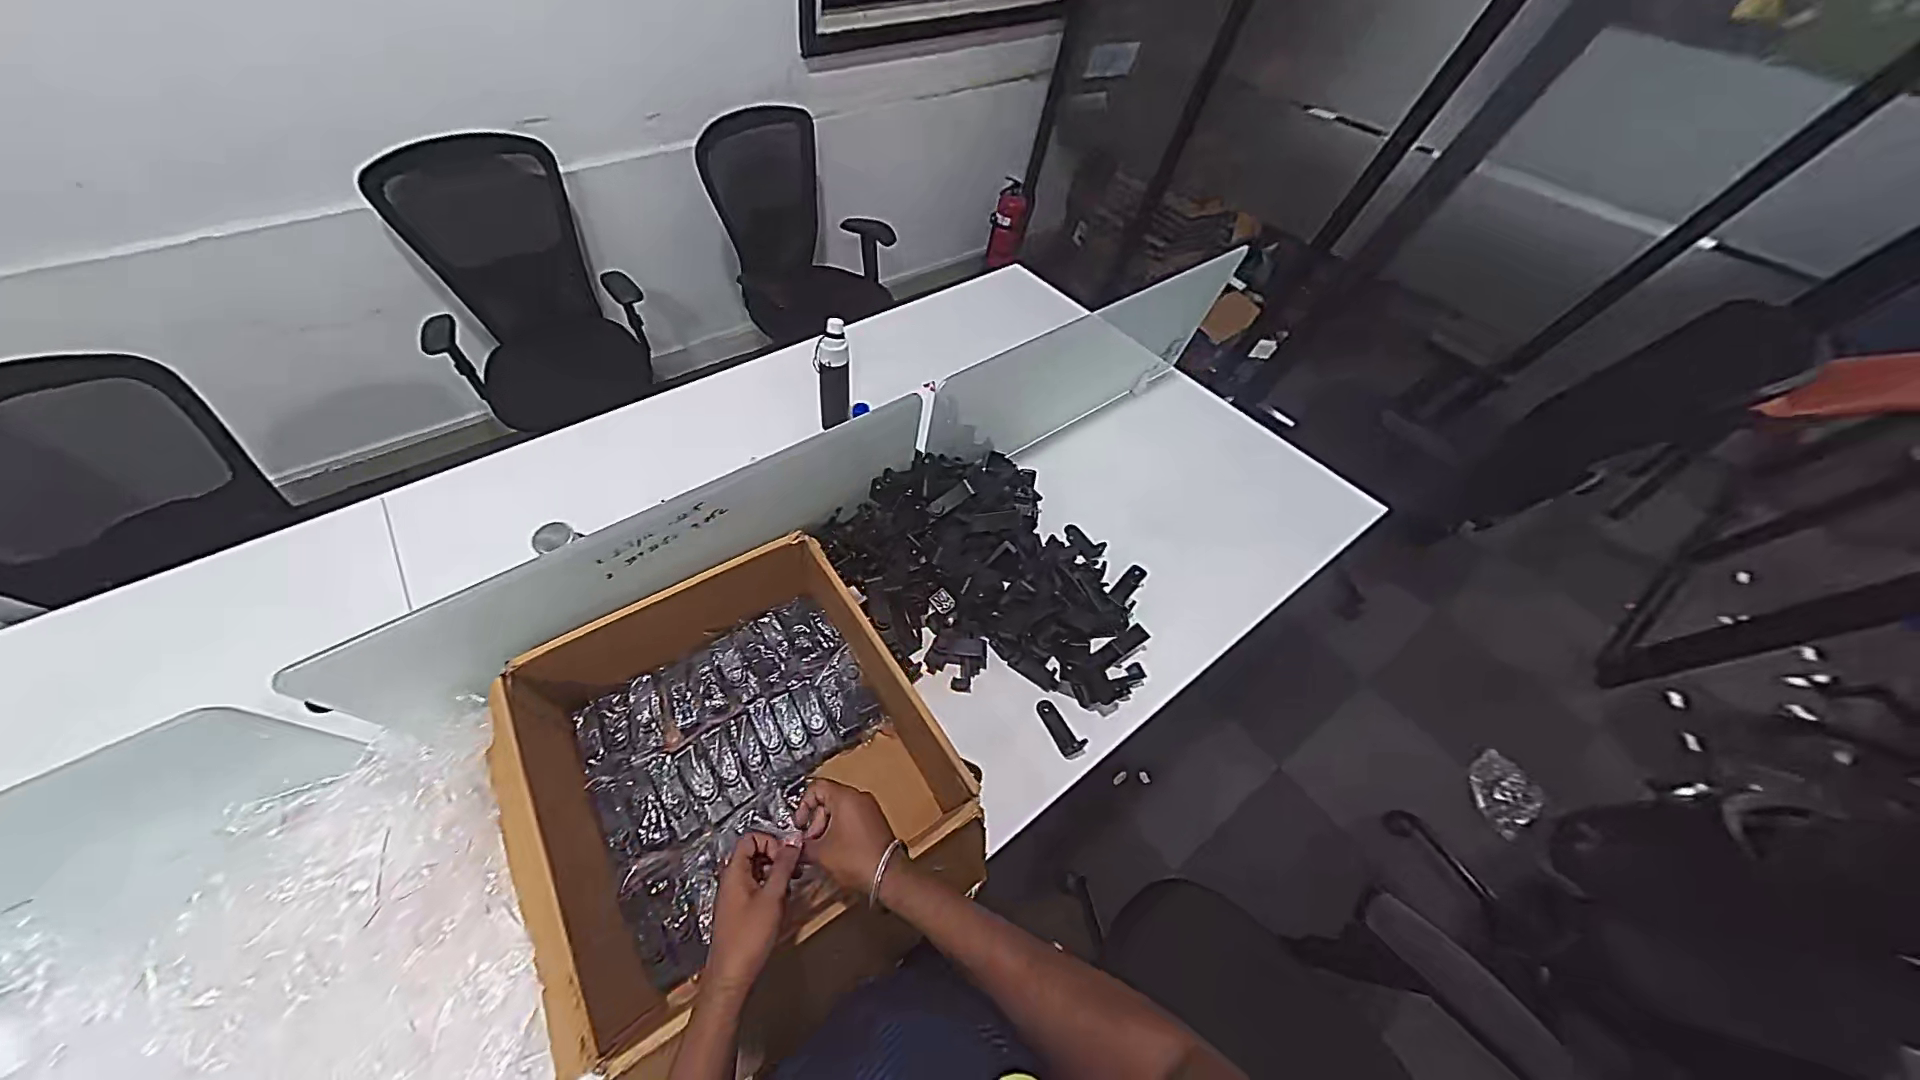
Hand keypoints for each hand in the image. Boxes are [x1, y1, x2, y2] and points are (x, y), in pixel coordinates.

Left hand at [702, 832, 801, 998]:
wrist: (731, 977)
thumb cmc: (750, 935)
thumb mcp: (772, 896)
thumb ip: (784, 865)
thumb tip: (794, 839)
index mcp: (734, 872)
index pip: (751, 838)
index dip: (771, 842)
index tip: (787, 857)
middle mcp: (731, 880)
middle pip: (755, 853)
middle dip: (777, 857)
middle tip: (794, 870)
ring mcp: (734, 896)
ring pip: (757, 871)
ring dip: (776, 874)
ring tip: (790, 887)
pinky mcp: (739, 910)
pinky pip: (756, 887)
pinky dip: (771, 889)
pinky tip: (781, 903)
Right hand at [795, 779, 897, 895]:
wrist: (887, 874)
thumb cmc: (853, 858)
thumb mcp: (820, 853)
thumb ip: (802, 845)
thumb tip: (793, 845)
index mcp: (845, 796)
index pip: (816, 787)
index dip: (803, 805)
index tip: (800, 825)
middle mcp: (859, 796)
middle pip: (827, 799)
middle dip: (815, 821)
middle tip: (811, 843)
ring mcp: (869, 807)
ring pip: (839, 810)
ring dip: (826, 827)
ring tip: (823, 850)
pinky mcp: (875, 820)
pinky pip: (851, 817)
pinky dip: (840, 829)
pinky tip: (836, 850)